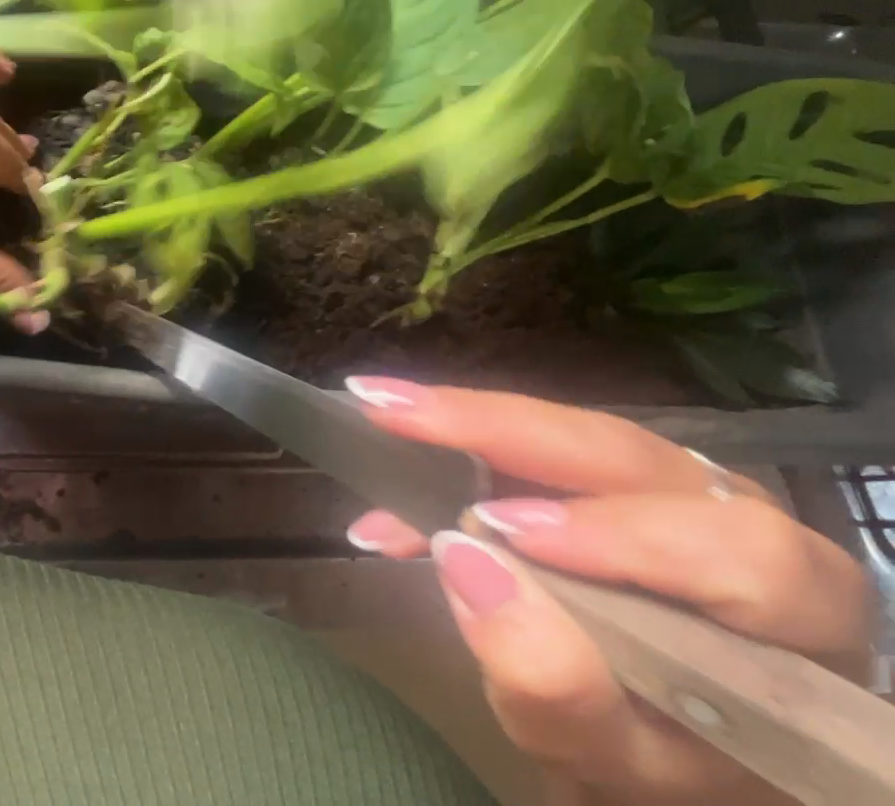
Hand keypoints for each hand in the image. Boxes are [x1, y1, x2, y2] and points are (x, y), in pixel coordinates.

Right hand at [341, 379, 874, 805]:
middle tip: (387, 410)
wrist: (654, 738)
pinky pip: (539, 442)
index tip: (492, 529)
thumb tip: (461, 559)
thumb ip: (551, 684)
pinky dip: (459, 444)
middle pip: (632, 457)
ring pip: (578, 434)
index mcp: (791, 620)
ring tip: (379, 413)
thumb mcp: (598, 756)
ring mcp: (677, 491)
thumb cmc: (645, 758)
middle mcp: (744, 528)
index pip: (734, 555)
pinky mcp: (612, 476)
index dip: (617, 535)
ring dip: (467, 423)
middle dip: (500, 429)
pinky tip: (398, 463)